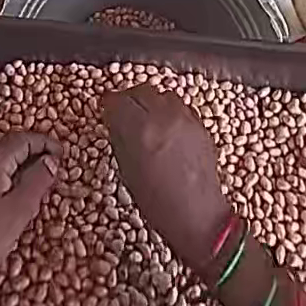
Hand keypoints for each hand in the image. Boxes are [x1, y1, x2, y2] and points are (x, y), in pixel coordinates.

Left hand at [0, 131, 61, 305]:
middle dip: (33, 152)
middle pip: (8, 149)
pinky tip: (12, 203)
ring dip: (19, 169)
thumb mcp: (17, 214)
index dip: (45, 142)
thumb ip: (36, 183)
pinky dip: (5, 183)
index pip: (21, 138)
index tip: (63, 152)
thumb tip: (51, 160)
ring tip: (39, 184)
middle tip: (54, 167)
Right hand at [103, 85, 229, 268]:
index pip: (117, 100)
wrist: (198, 215)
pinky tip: (164, 127)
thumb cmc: (157, 202)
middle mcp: (164, 117)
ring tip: (144, 118)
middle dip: (128, 98)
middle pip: (140, 90)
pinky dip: (167, 110)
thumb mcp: (127, 170)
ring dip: (149, 101)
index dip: (108, 104)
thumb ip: (119, 137)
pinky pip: (178, 106)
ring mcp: (185, 119)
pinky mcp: (199, 124)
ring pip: (161, 94)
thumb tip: (114, 118)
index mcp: (140, 130)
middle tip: (122, 111)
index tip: (106, 108)